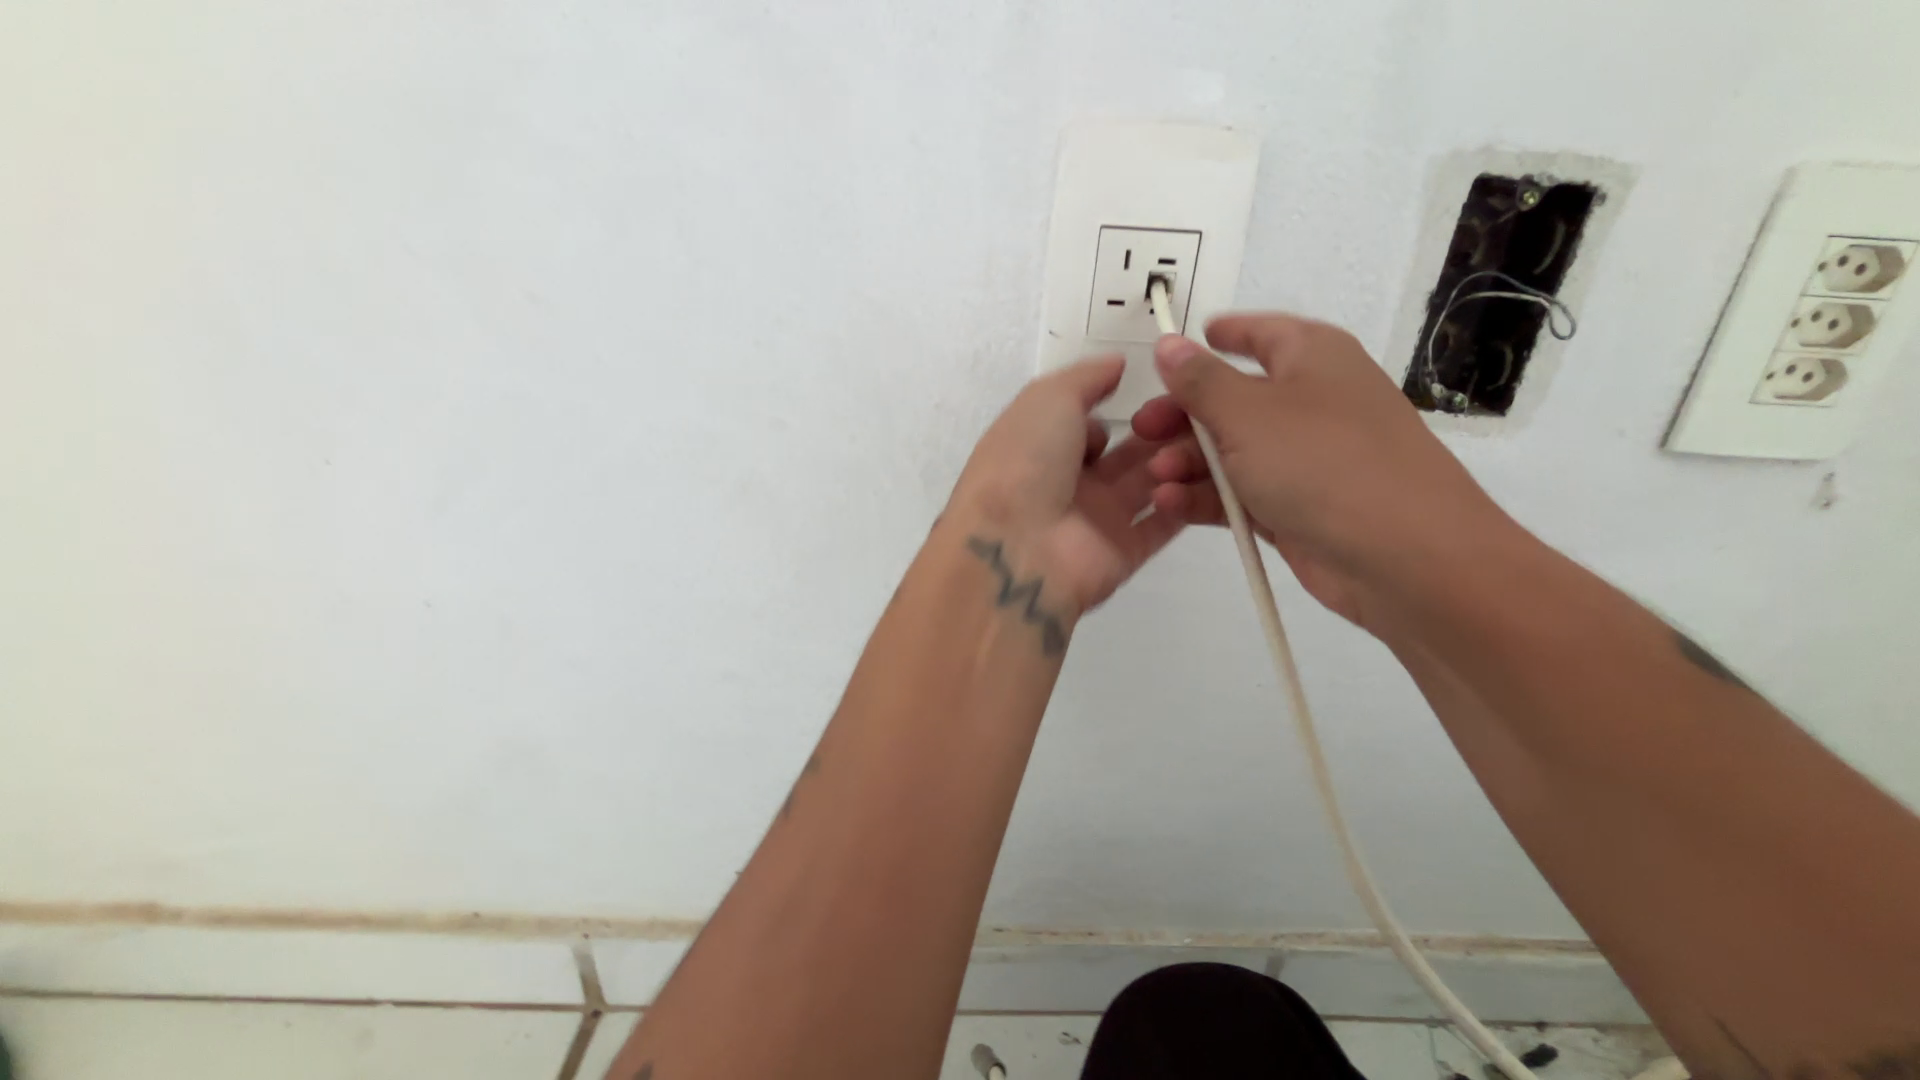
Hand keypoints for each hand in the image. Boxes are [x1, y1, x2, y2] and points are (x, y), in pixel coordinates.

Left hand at [946, 356, 1187, 613]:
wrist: (1017, 548)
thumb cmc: (1025, 462)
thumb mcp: (1047, 399)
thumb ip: (1085, 378)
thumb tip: (1117, 364)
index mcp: (1043, 446)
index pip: (1089, 422)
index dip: (1120, 406)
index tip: (1156, 391)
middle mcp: (1070, 482)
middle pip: (1127, 452)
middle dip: (1160, 430)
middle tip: (1194, 413)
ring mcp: (1098, 519)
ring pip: (1149, 483)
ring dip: (1177, 460)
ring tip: (1199, 442)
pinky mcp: (1125, 552)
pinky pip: (1162, 524)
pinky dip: (1184, 502)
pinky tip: (1209, 478)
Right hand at [1129, 315, 1508, 627]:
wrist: (1403, 556)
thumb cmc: (1322, 462)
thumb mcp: (1248, 412)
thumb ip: (1200, 380)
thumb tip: (1170, 343)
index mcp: (1311, 358)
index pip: (1259, 333)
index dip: (1217, 338)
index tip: (1172, 350)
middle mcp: (1310, 401)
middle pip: (1233, 398)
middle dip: (1182, 416)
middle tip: (1141, 431)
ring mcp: (1305, 458)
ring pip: (1232, 451)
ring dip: (1188, 462)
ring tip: (1156, 478)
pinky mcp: (1298, 507)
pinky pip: (1242, 493)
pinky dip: (1206, 498)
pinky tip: (1170, 505)